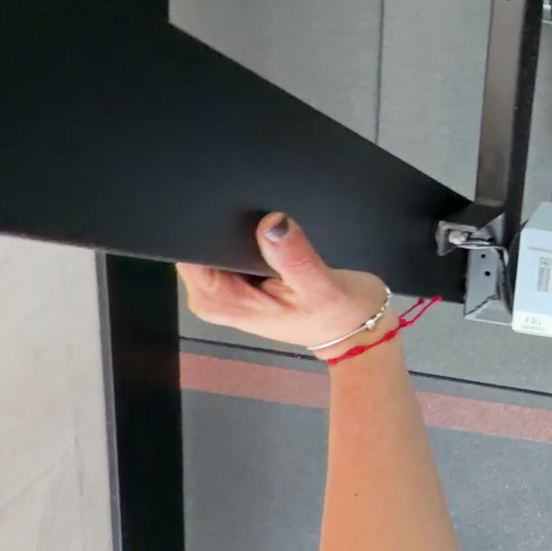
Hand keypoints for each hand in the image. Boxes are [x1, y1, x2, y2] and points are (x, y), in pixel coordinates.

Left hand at [177, 213, 390, 357]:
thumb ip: (294, 257)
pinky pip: (235, 250)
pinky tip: (278, 241)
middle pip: (202, 245)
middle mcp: (214, 296)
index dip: (214, 229)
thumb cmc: (342, 316)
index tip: (244, 219)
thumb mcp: (323, 288)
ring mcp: (227, 289)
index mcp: (221, 301)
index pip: (192, 253)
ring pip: (220, 244)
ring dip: (246, 234)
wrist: (359, 331)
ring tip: (278, 234)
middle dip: (233, 230)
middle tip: (271, 227)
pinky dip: (255, 240)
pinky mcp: (244, 281)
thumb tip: (272, 222)